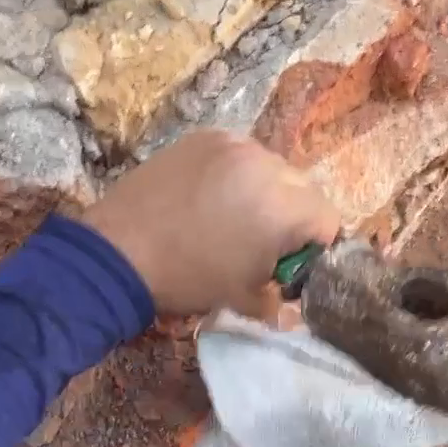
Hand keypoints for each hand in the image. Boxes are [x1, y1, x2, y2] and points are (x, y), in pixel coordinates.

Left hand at [80, 131, 339, 316]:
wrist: (119, 252)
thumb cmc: (187, 279)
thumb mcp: (243, 299)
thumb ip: (280, 302)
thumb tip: (296, 309)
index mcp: (284, 207)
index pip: (328, 219)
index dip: (316, 247)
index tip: (291, 265)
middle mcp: (267, 164)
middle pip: (302, 189)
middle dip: (291, 218)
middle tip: (260, 245)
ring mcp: (233, 144)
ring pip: (271, 168)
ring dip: (264, 193)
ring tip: (231, 219)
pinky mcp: (204, 137)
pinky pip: (237, 155)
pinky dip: (235, 175)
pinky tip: (210, 198)